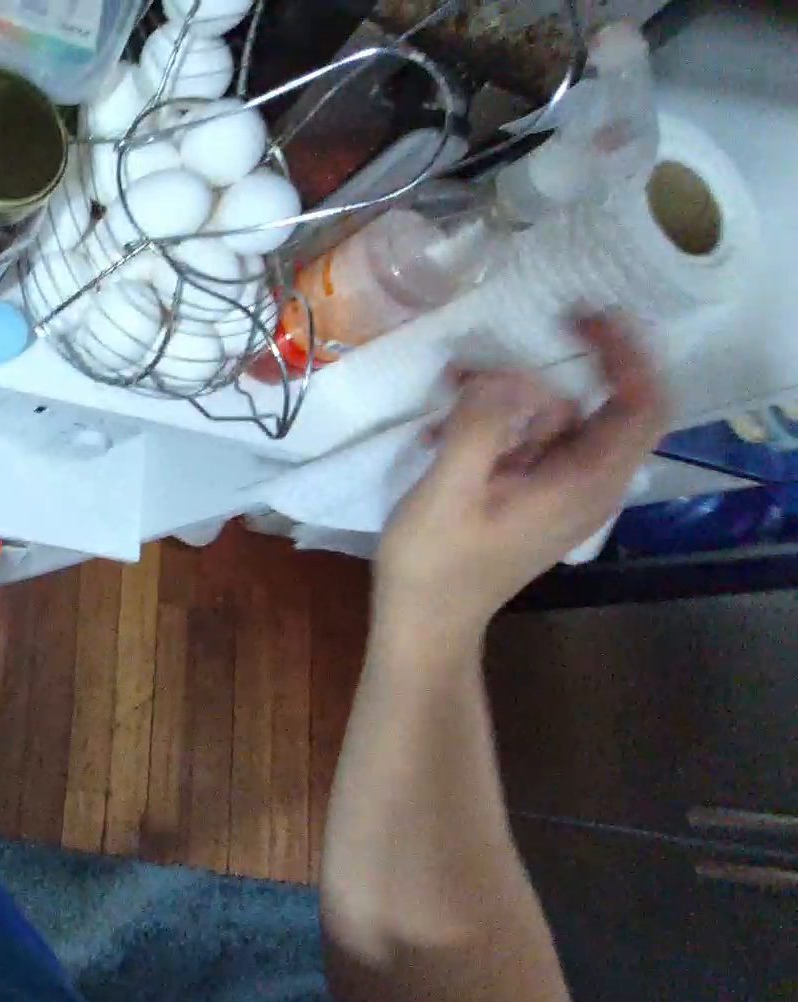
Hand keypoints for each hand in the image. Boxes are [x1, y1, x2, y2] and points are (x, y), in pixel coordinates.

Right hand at [378, 314, 668, 637]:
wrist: (424, 621)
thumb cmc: (435, 562)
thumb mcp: (448, 491)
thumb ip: (479, 428)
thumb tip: (498, 376)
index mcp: (585, 481)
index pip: (641, 401)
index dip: (625, 352)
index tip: (583, 317)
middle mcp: (586, 485)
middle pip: (582, 410)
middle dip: (527, 381)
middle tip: (465, 368)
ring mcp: (556, 497)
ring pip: (546, 428)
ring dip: (497, 407)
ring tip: (439, 407)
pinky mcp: (526, 504)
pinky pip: (523, 450)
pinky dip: (488, 432)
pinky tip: (440, 439)